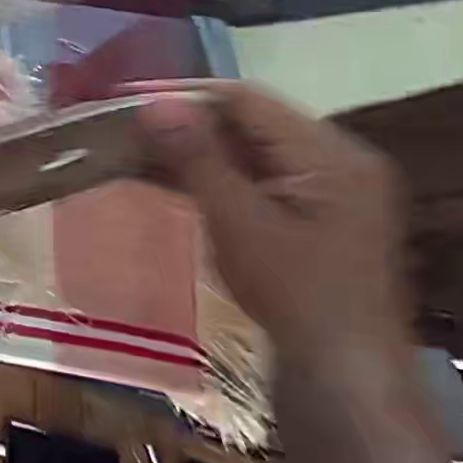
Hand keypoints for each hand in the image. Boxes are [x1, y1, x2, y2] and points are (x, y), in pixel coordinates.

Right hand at [129, 81, 409, 354]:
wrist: (341, 369)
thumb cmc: (293, 291)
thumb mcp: (236, 218)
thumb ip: (196, 156)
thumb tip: (154, 103)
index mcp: (330, 154)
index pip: (246, 99)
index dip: (183, 93)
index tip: (124, 101)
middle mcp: (333, 159)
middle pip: (245, 121)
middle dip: (182, 121)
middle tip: (121, 127)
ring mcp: (322, 187)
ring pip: (242, 148)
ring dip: (188, 148)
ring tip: (129, 150)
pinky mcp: (305, 210)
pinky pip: (247, 174)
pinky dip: (205, 173)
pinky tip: (161, 178)